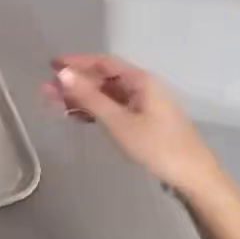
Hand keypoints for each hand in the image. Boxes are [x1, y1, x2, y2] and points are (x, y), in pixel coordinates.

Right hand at [48, 53, 223, 192]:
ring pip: (106, 94)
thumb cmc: (156, 146)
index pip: (103, 62)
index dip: (76, 62)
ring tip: (55, 105)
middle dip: (75, 82)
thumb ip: (89, 97)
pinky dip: (94, 110)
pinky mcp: (143, 121)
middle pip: (103, 78)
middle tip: (47, 90)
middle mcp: (142, 87)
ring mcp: (144, 105)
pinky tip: (77, 117)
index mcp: (140, 81)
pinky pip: (113, 108)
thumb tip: (63, 74)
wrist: (193, 176)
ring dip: (81, 97)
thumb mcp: (118, 122)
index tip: (51, 64)